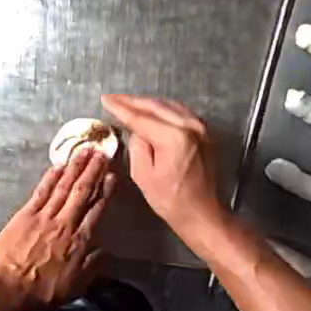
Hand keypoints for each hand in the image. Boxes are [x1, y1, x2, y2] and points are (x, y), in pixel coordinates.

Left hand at [0, 148, 116, 310]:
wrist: (9, 289)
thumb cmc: (43, 291)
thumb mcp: (76, 286)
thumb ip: (93, 266)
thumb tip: (107, 251)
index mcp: (80, 242)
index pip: (97, 210)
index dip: (106, 191)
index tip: (113, 176)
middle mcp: (65, 224)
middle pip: (83, 192)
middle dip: (93, 171)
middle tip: (101, 152)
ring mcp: (44, 217)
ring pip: (64, 187)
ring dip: (75, 168)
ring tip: (84, 152)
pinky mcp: (25, 215)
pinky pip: (41, 192)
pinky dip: (51, 177)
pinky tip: (58, 166)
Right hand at [100, 94, 226, 238]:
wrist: (201, 211)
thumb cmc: (169, 199)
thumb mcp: (143, 175)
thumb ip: (138, 146)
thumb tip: (137, 130)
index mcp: (173, 138)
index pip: (141, 117)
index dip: (121, 108)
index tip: (106, 100)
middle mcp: (190, 126)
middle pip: (155, 106)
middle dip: (132, 101)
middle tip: (113, 98)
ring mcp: (200, 127)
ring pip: (169, 105)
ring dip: (148, 103)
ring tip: (129, 103)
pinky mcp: (204, 132)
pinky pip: (180, 112)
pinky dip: (163, 108)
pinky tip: (152, 110)